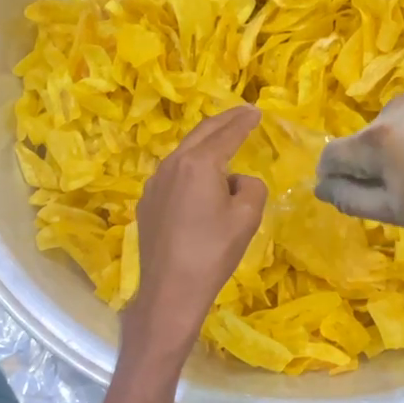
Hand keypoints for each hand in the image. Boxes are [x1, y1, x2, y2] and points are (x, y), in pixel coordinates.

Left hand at [124, 106, 266, 359]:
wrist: (170, 290)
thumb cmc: (212, 253)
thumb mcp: (247, 217)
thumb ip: (250, 188)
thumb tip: (236, 182)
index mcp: (198, 163)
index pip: (226, 133)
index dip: (243, 121)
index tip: (256, 112)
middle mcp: (171, 166)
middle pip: (200, 135)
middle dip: (223, 123)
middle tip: (242, 115)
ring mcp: (154, 185)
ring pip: (183, 155)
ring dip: (204, 146)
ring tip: (222, 145)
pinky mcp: (147, 205)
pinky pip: (172, 177)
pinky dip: (190, 170)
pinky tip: (198, 182)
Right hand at [313, 75, 403, 258]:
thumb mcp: (395, 211)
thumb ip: (351, 199)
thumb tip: (322, 188)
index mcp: (373, 141)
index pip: (332, 155)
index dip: (333, 174)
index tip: (348, 188)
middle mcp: (392, 108)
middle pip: (370, 137)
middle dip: (379, 157)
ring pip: (401, 118)